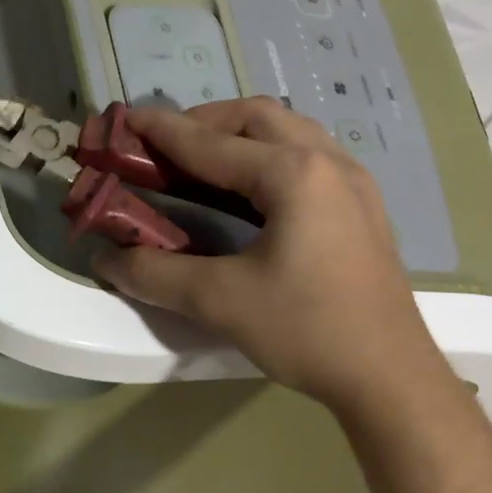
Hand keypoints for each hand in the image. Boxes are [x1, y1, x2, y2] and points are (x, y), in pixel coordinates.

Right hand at [92, 97, 448, 411]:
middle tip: (161, 148)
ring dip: (237, 137)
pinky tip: (243, 194)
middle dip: (204, 123)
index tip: (124, 119)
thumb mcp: (218, 300)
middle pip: (258, 119)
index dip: (163, 132)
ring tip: (196, 164)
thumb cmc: (304, 328)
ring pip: (287, 135)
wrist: (386, 373)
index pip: (213, 143)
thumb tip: (105, 259)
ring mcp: (351, 185)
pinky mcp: (358, 210)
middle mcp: (327, 164)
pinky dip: (263, 159)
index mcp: (293, 175)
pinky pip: (305, 160)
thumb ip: (155, 273)